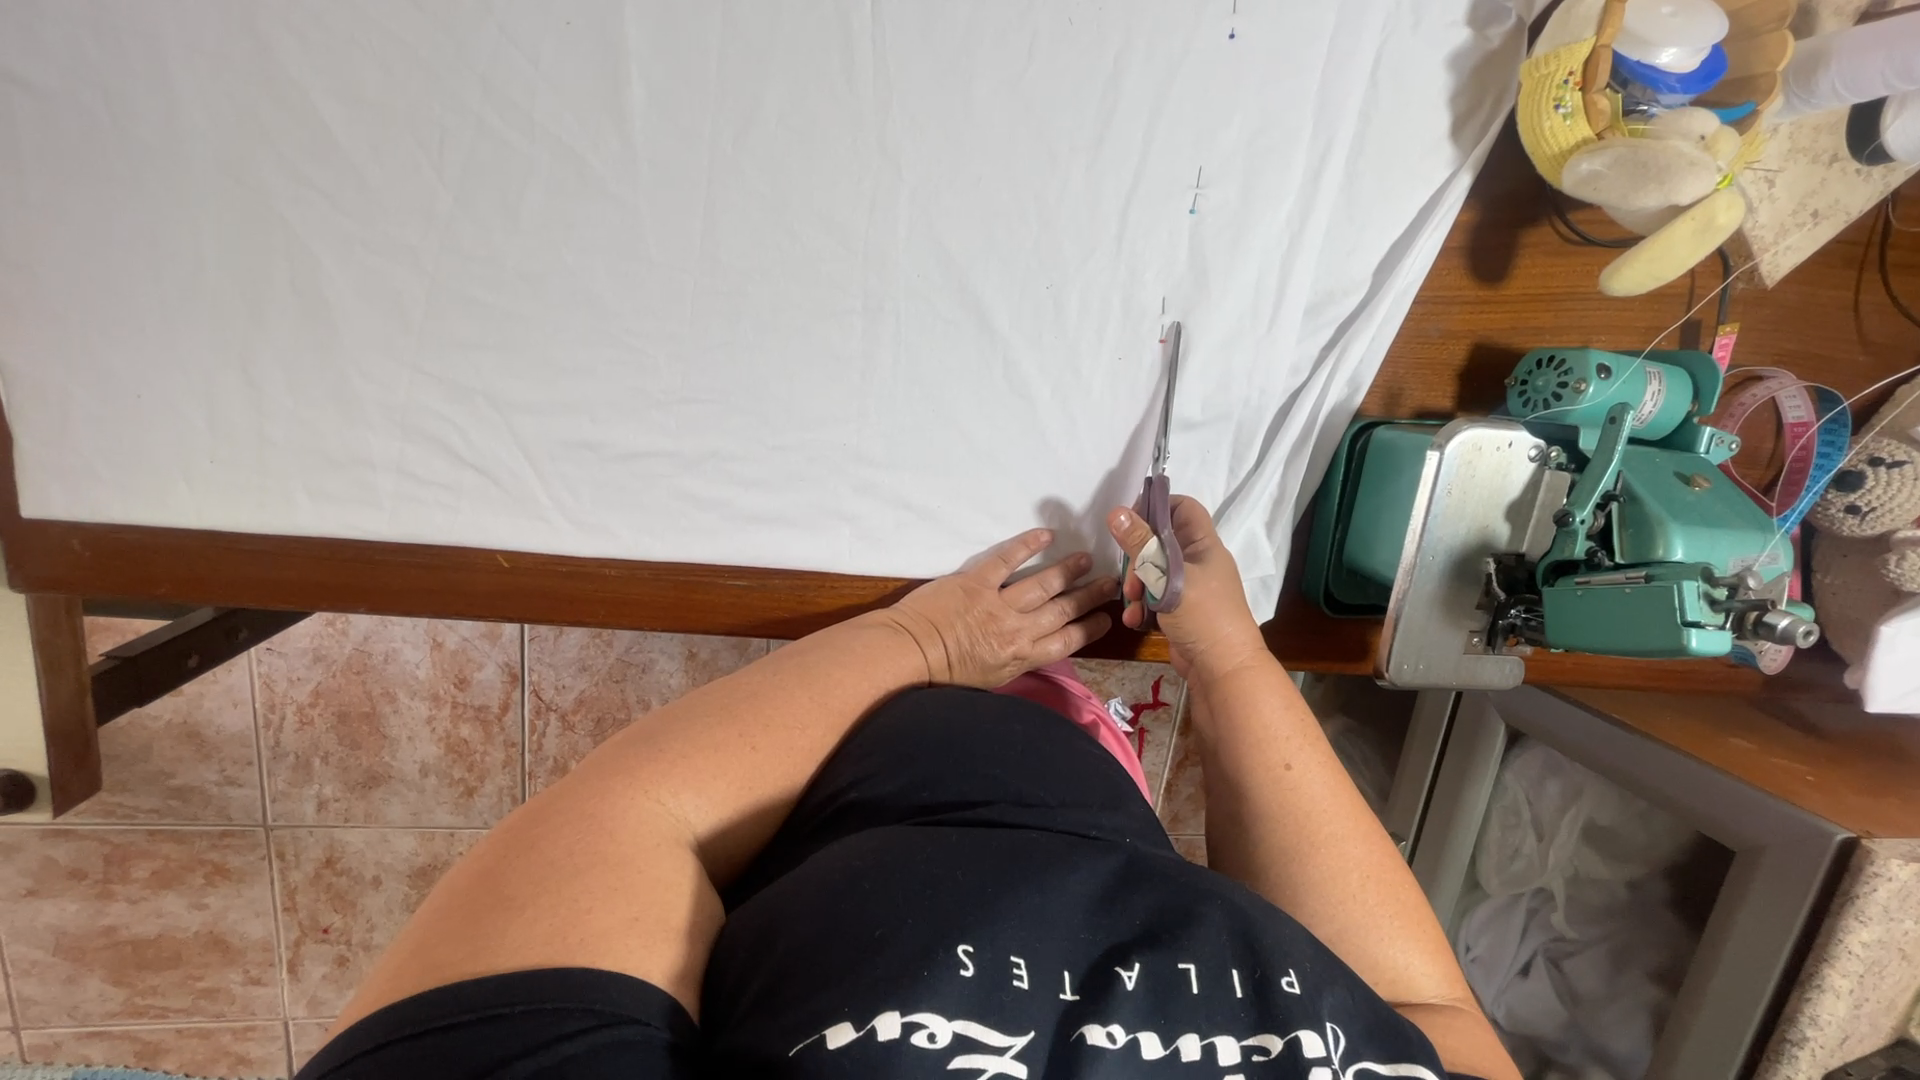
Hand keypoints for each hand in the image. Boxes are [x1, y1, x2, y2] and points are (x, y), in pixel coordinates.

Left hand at [880, 529, 1114, 687]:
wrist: (907, 655)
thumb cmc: (943, 675)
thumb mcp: (990, 680)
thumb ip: (1016, 661)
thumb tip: (1035, 647)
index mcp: (1021, 658)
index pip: (1067, 641)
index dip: (1090, 626)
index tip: (1106, 616)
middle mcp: (1016, 630)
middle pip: (1063, 610)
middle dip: (1090, 595)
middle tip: (1110, 582)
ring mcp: (997, 604)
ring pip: (1043, 584)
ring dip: (1068, 570)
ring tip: (1086, 558)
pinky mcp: (976, 582)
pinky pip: (1007, 559)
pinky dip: (1028, 546)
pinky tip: (1046, 536)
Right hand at [1107, 497, 1265, 680]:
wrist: (1223, 669)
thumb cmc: (1203, 616)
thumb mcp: (1168, 576)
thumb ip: (1141, 545)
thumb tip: (1116, 512)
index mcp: (1204, 545)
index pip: (1183, 508)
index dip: (1157, 507)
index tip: (1130, 523)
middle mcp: (1197, 562)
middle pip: (1160, 542)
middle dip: (1138, 557)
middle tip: (1132, 577)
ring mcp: (1189, 588)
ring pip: (1153, 572)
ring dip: (1137, 585)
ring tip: (1133, 602)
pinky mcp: (1180, 611)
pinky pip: (1154, 598)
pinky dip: (1142, 606)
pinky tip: (1135, 619)